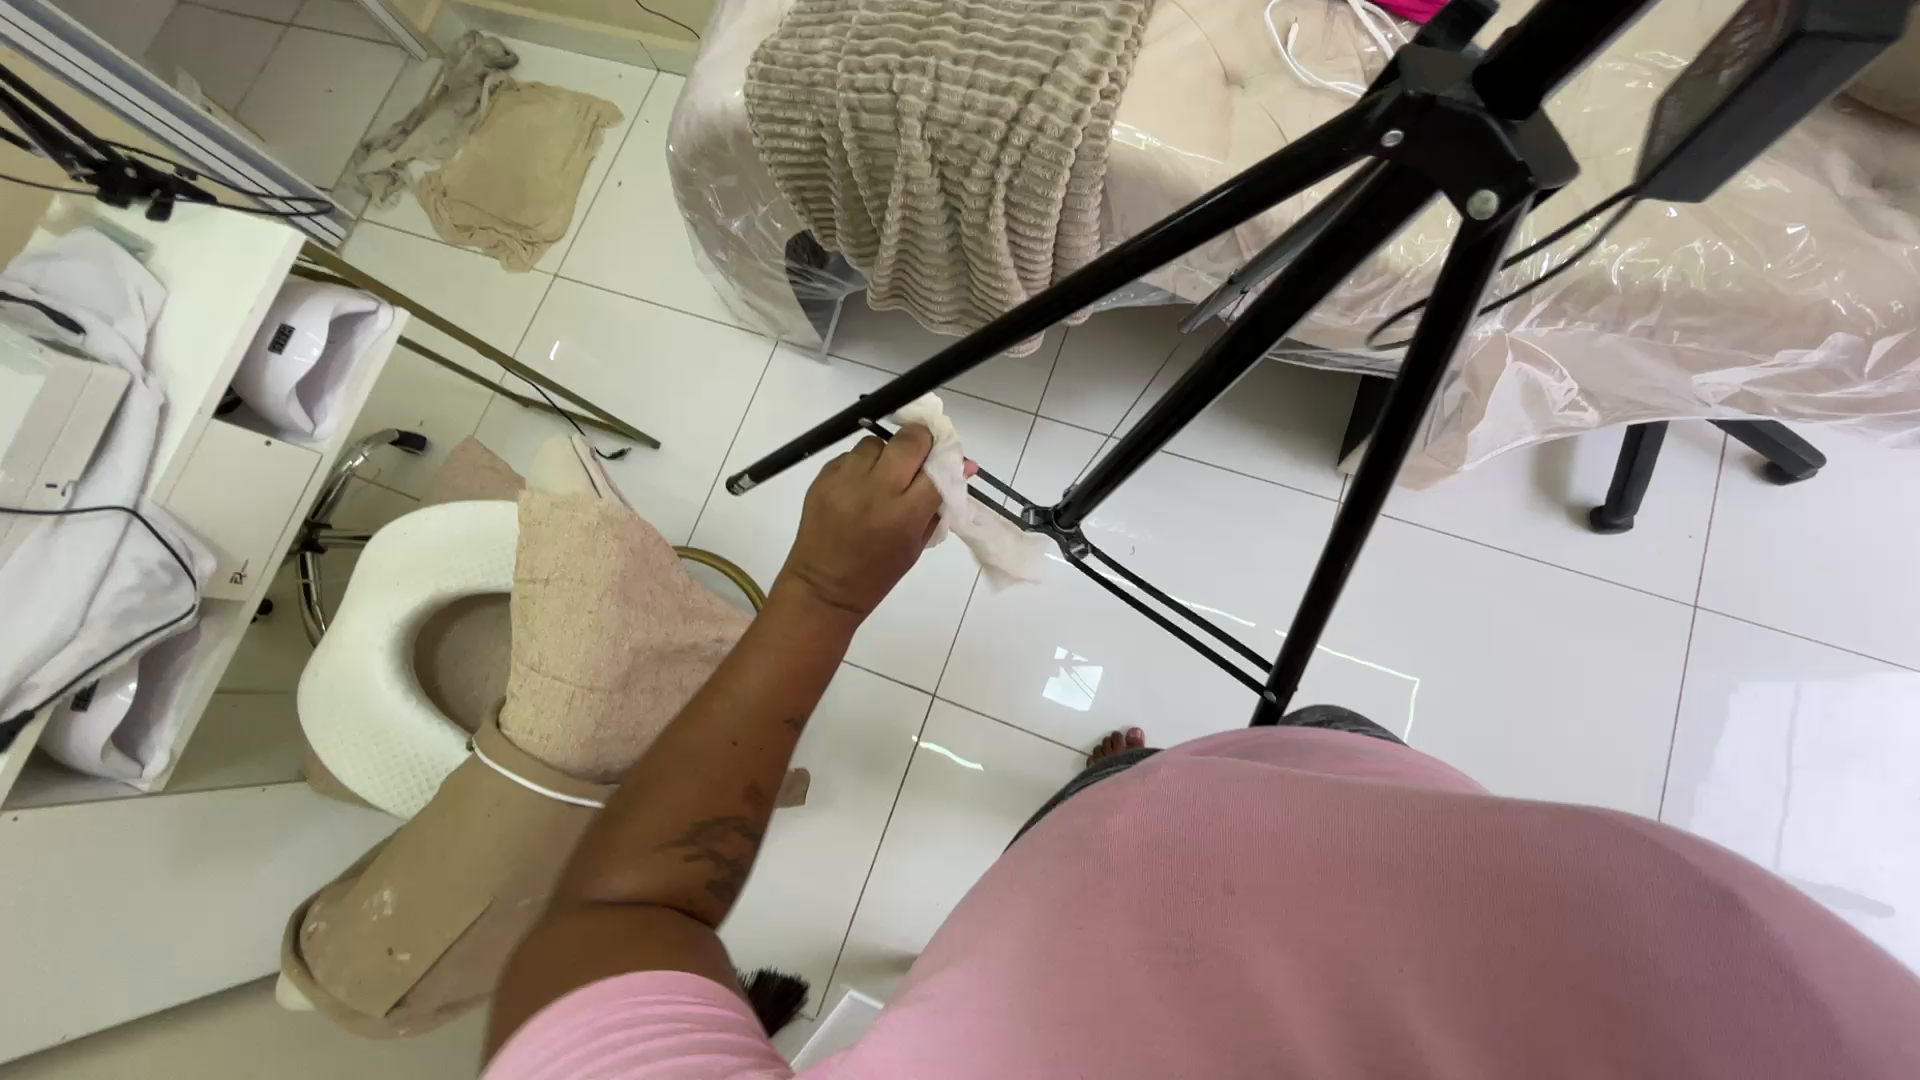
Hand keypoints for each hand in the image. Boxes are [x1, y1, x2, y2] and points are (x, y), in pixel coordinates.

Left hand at [775, 424, 942, 618]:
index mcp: (905, 515)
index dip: (944, 456)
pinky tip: (858, 486)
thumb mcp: (918, 542)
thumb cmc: (879, 572)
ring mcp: (845, 482)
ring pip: (876, 443)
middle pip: (908, 441)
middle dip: (919, 441)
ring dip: (886, 453)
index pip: (937, 467)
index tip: (944, 455)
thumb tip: (965, 465)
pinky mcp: (822, 478)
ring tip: (882, 475)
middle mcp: (876, 491)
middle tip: (918, 453)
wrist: (824, 586)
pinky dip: (860, 465)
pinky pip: (850, 455)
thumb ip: (939, 502)